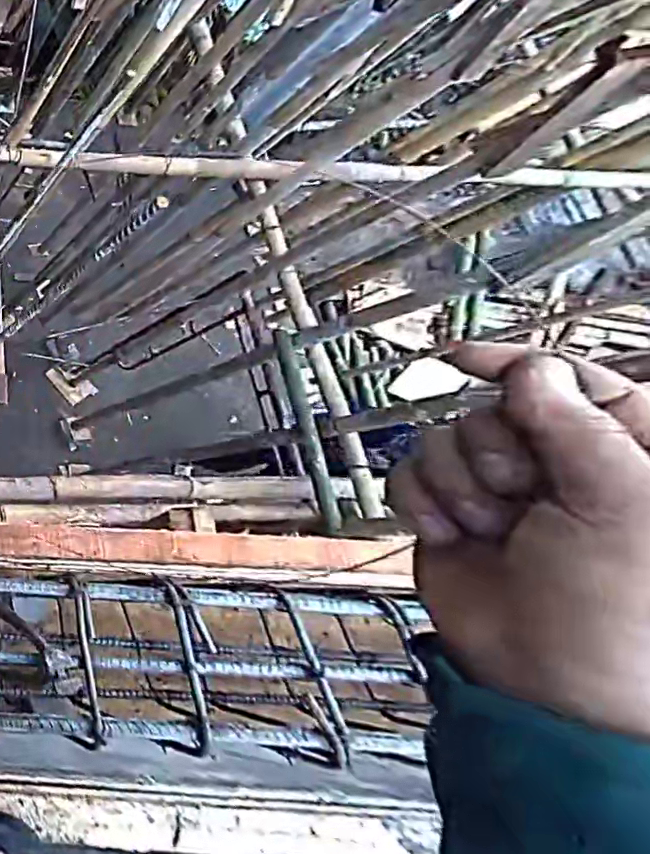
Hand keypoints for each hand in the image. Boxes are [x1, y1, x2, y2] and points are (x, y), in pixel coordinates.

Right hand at [389, 341, 649, 737]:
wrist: (546, 672)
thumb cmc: (619, 602)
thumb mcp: (622, 507)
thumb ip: (580, 429)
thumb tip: (529, 370)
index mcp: (629, 463)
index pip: (578, 387)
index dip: (521, 367)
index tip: (462, 358)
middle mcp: (562, 471)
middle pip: (492, 413)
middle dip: (489, 450)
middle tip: (520, 494)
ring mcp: (500, 492)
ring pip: (441, 442)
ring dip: (454, 484)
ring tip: (489, 527)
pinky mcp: (445, 509)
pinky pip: (405, 475)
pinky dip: (417, 502)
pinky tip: (450, 533)